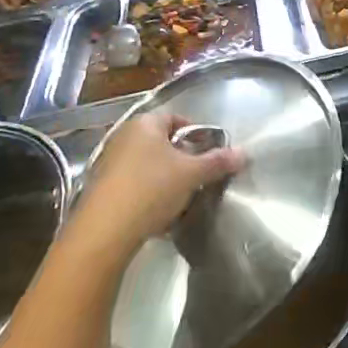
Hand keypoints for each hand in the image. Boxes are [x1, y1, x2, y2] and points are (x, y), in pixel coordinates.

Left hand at [66, 113, 245, 259]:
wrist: (105, 229)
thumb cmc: (152, 188)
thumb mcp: (191, 174)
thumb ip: (217, 162)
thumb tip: (244, 153)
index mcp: (145, 123)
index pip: (176, 118)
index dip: (196, 132)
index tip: (210, 152)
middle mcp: (124, 135)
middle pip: (161, 142)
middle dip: (181, 158)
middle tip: (198, 177)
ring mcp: (109, 161)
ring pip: (147, 164)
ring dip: (165, 178)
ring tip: (181, 198)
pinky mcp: (102, 186)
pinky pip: (133, 184)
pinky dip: (148, 194)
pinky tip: (158, 214)